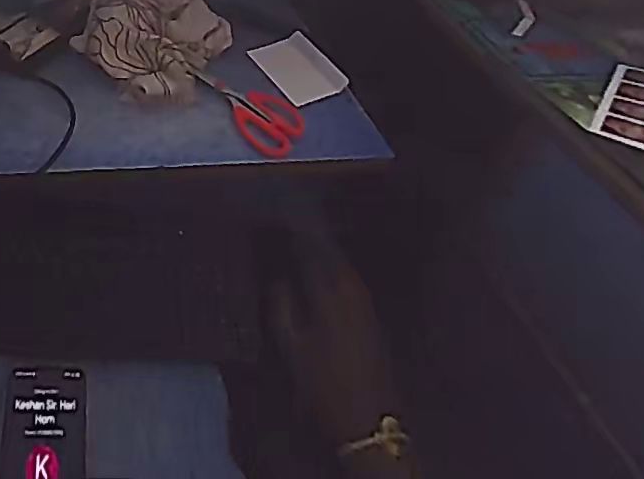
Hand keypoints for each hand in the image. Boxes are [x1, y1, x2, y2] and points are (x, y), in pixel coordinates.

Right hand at [268, 236, 410, 476]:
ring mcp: (365, 304)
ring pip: (341, 262)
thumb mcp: (290, 346)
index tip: (272, 218)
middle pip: (329, 250)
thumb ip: (280, 302)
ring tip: (300, 240)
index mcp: (328, 293)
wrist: (369, 425)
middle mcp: (350, 291)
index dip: (290, 231)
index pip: (308, 248)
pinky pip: (348, 277)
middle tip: (284, 225)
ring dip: (322, 248)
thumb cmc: (323, 385)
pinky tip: (320, 269)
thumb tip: (275, 274)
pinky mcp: (371, 316)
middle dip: (307, 235)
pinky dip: (332, 265)